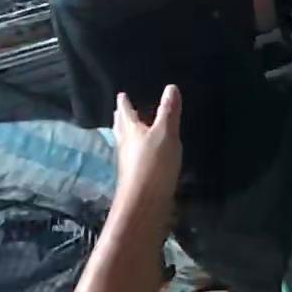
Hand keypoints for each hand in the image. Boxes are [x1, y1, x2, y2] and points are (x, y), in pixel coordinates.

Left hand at [113, 85, 181, 205]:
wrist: (144, 205)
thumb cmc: (153, 164)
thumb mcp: (166, 134)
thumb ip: (169, 112)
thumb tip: (171, 87)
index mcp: (131, 131)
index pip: (126, 113)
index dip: (124, 103)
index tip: (121, 95)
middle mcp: (125, 146)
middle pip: (121, 128)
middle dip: (122, 119)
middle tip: (120, 111)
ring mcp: (128, 164)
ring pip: (125, 144)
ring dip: (127, 135)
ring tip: (130, 130)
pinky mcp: (134, 179)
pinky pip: (134, 159)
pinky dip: (136, 152)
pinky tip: (142, 156)